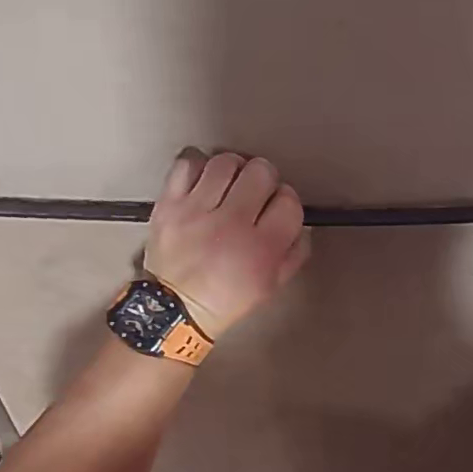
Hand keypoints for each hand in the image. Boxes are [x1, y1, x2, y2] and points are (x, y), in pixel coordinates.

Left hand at [144, 150, 309, 338]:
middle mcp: (231, 224)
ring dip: (234, 170)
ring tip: (230, 187)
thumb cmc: (226, 300)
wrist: (177, 309)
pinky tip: (204, 184)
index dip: (287, 202)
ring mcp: (197, 210)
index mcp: (261, 248)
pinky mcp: (171, 203)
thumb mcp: (272, 287)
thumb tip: (301, 226)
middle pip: (261, 172)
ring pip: (226, 162)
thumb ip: (294, 254)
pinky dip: (199, 167)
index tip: (278, 209)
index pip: (289, 201)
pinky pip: (188, 163)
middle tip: (256, 194)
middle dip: (264, 180)